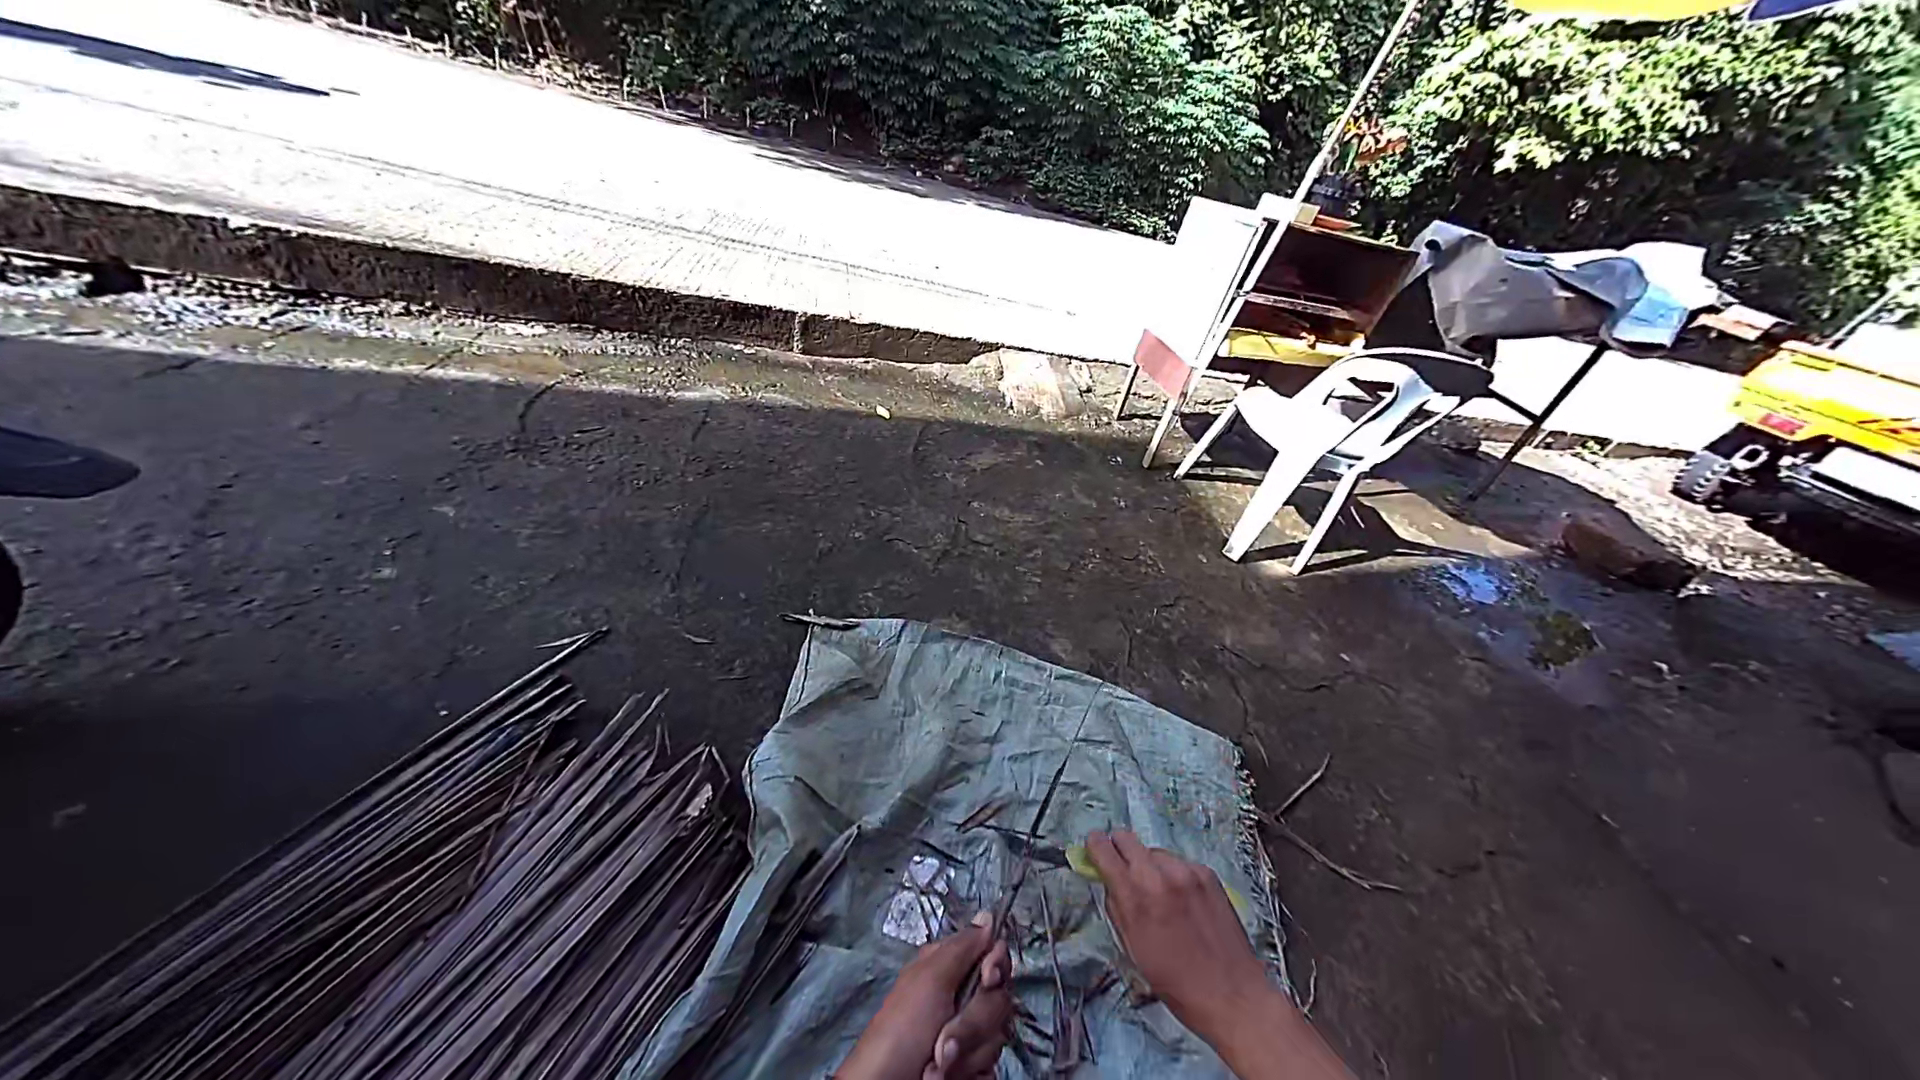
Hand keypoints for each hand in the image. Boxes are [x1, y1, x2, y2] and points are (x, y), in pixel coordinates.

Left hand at [837, 912, 1013, 1079]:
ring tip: (935, 1066)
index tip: (986, 979)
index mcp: (951, 967)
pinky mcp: (971, 1067)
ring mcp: (968, 1034)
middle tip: (942, 1039)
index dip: (997, 966)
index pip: (994, 954)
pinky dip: (969, 1076)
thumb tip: (988, 915)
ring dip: (966, 1055)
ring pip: (996, 1036)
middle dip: (972, 1024)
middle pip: (999, 999)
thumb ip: (963, 947)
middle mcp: (962, 996)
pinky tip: (947, 1078)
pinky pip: (991, 1068)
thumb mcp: (929, 979)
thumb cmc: (902, 1030)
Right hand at [1085, 831, 1354, 1079]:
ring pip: (1154, 852)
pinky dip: (1175, 875)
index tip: (1095, 853)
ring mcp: (1186, 871)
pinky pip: (1179, 863)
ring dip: (1150, 865)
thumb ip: (1115, 905)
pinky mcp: (1208, 874)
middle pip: (1126, 837)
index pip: (1103, 847)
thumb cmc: (1174, 981)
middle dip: (1120, 850)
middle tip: (1125, 872)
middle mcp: (1159, 874)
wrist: (1232, 995)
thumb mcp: (1131, 946)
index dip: (1095, 847)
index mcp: (1134, 894)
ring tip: (1162, 896)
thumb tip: (1106, 879)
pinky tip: (1185, 903)